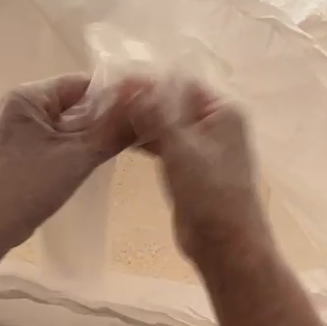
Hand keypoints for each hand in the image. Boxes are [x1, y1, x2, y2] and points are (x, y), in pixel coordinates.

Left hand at [0, 75, 135, 257]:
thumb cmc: (28, 186)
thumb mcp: (77, 157)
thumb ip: (114, 132)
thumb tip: (148, 112)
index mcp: (27, 95)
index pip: (80, 83)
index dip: (114, 95)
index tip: (142, 110)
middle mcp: (18, 106)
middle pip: (73, 102)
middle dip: (104, 116)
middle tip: (138, 130)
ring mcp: (14, 130)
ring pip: (64, 124)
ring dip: (90, 134)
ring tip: (121, 147)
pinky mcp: (16, 153)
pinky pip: (53, 141)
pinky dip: (74, 148)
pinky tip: (92, 161)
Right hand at [122, 76, 273, 269]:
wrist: (224, 243)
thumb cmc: (209, 191)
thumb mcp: (180, 147)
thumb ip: (156, 114)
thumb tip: (133, 85)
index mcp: (222, 110)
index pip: (180, 83)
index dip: (147, 82)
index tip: (113, 84)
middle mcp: (215, 123)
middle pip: (172, 102)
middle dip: (140, 101)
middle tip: (103, 103)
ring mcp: (202, 146)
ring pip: (165, 124)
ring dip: (139, 122)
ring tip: (105, 119)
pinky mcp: (189, 167)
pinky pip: (164, 144)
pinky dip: (144, 141)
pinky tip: (118, 138)